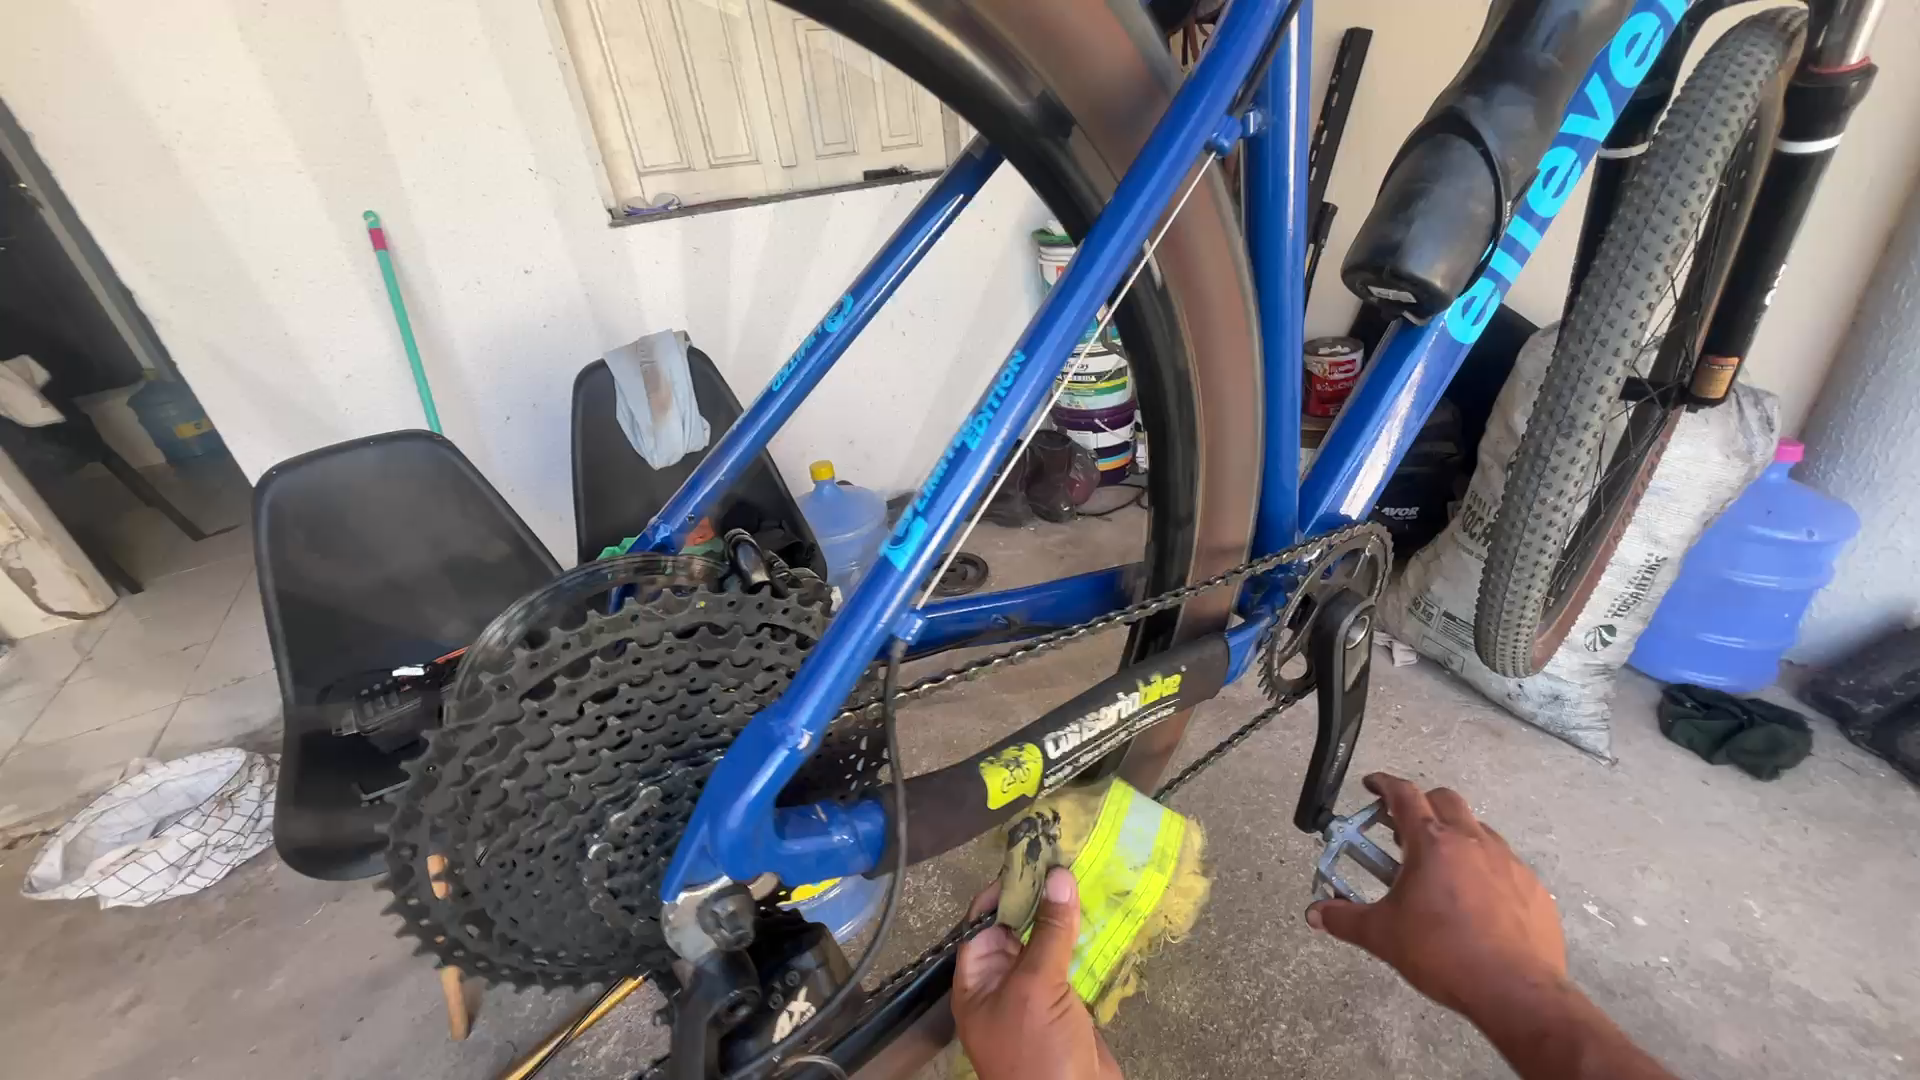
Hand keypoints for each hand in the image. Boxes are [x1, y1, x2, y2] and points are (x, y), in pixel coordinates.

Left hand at [952, 867, 1120, 1079]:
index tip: (1026, 861)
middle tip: (1058, 860)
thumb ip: (1048, 932)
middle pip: (1014, 929)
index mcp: (977, 982)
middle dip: (1034, 898)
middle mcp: (1002, 984)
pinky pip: (1069, 961)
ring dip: (1060, 915)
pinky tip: (1096, 912)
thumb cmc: (1037, 1055)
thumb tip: (1059, 876)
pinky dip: (1081, 938)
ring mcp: (1035, 995)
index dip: (1000, 892)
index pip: (981, 923)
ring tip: (1078, 875)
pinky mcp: (1066, 1004)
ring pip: (1044, 943)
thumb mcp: (1036, 988)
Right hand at [1306, 773, 1567, 1015]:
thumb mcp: (1382, 935)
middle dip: (1422, 804)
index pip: (1403, 794)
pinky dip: (1485, 867)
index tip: (1372, 785)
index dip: (1383, 784)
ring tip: (1441, 866)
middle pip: (1445, 799)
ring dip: (1455, 835)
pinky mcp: (1535, 889)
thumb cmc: (1443, 954)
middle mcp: (1471, 842)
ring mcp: (1509, 863)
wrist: (1519, 995)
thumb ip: (1344, 918)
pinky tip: (1477, 899)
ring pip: (1478, 829)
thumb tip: (1314, 914)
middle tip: (1403, 829)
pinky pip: (1505, 864)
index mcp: (1431, 842)